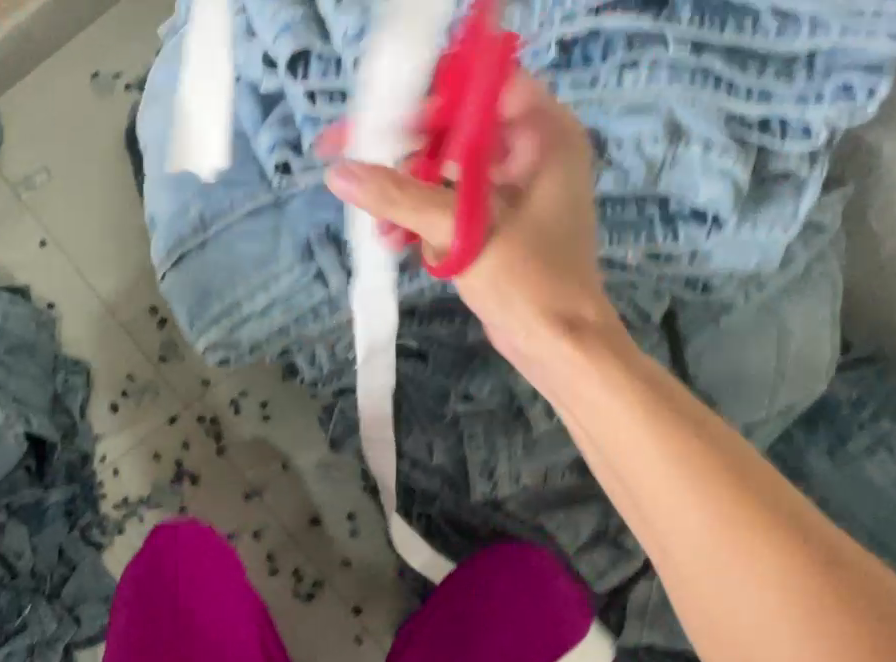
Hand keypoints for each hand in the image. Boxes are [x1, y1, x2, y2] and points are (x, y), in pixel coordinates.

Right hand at [319, 74, 619, 369]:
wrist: (556, 341)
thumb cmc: (527, 279)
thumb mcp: (461, 229)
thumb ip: (399, 197)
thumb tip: (338, 172)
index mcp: (543, 135)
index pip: (482, 87)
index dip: (430, 97)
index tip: (379, 118)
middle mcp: (530, 152)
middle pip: (454, 130)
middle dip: (405, 156)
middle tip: (356, 168)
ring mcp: (511, 190)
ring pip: (443, 172)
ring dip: (405, 195)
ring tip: (378, 225)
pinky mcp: (493, 223)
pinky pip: (446, 205)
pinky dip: (419, 220)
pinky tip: (394, 242)